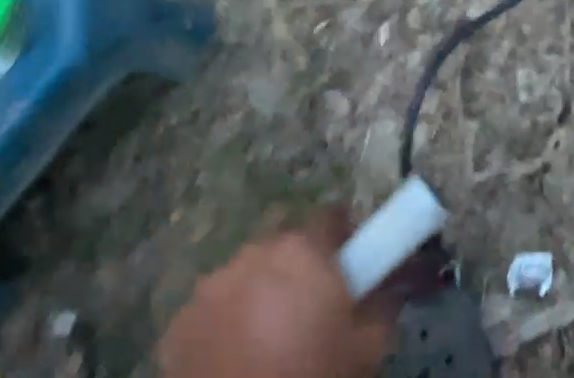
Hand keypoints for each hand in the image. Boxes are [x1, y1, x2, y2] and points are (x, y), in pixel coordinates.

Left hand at [157, 215, 392, 377]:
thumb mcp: (370, 347)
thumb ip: (386, 302)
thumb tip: (395, 281)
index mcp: (303, 250)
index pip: (332, 216)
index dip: (348, 236)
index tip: (357, 263)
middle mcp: (253, 254)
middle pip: (285, 242)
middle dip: (303, 263)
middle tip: (317, 303)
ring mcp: (209, 288)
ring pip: (247, 274)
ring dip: (263, 290)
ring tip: (273, 336)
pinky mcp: (177, 325)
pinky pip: (214, 309)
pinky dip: (227, 322)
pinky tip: (238, 359)